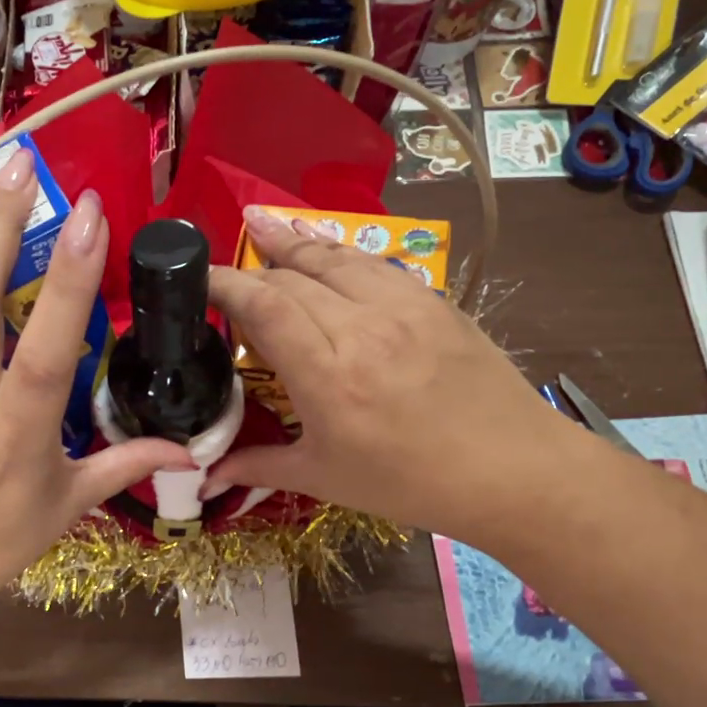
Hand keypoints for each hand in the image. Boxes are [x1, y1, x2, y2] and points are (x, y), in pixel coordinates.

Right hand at [204, 207, 588, 542]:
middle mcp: (362, 327)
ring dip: (294, 241)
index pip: (264, 305)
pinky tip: (326, 250)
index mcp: (328, 375)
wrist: (512, 471)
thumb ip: (259, 466)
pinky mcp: (434, 303)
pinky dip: (340, 253)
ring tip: (263, 223)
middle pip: (294, 275)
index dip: (224, 283)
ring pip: (336, 257)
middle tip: (224, 273)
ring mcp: (404, 308)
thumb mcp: (324, 479)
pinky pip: (375, 264)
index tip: (195, 280)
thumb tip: (204, 475)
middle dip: (253, 267)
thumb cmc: (409, 482)